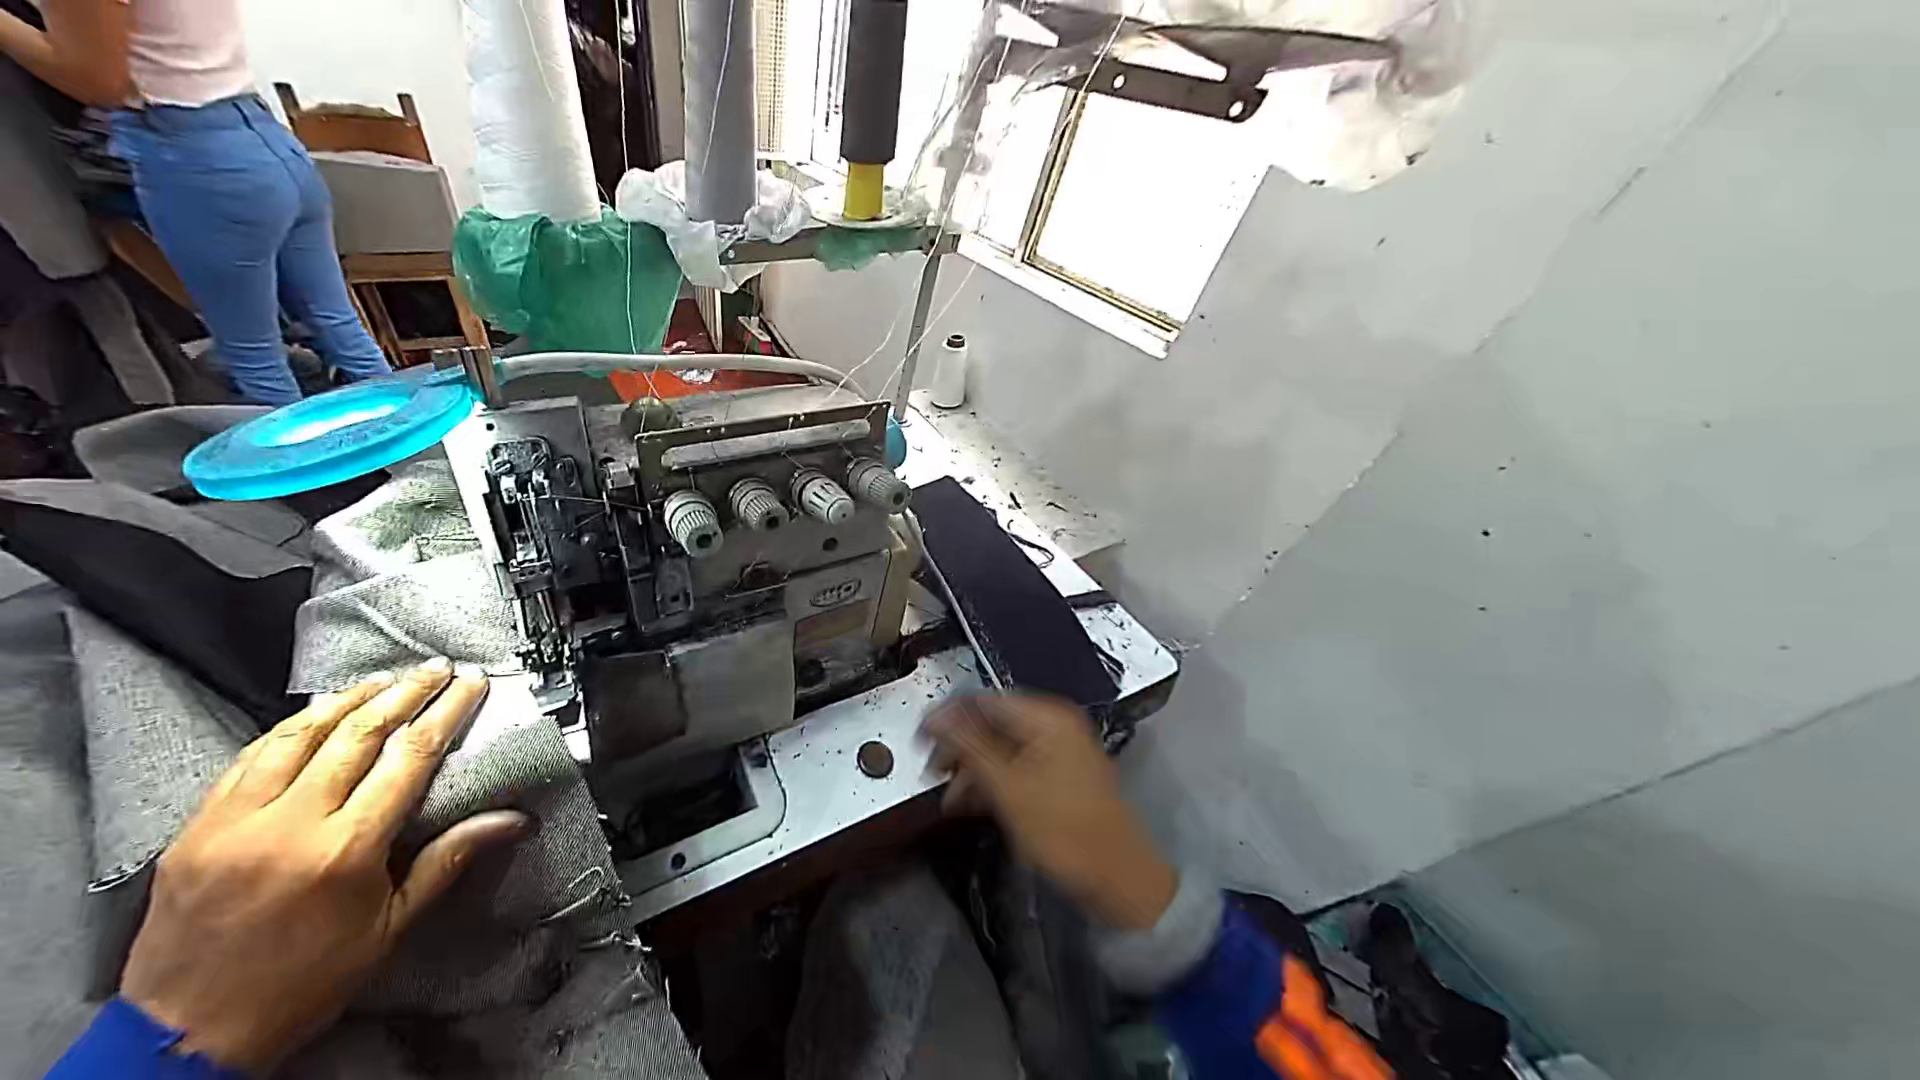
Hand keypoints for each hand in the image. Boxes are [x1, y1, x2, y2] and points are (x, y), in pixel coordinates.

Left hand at [120, 659, 530, 1074]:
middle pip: (357, 733)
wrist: (179, 1038)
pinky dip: (290, 727)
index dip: (446, 712)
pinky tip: (318, 712)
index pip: (409, 756)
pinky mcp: (194, 830)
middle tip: (437, 669)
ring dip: (350, 699)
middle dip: (405, 692)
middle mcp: (287, 825)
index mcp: (343, 849)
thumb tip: (514, 818)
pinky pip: (248, 759)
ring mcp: (232, 823)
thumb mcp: (391, 926)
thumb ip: (449, 859)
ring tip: (386, 678)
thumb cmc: (305, 981)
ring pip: (299, 735)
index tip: (471, 685)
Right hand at [923, 693, 1175, 930]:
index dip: (948, 718)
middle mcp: (1055, 725)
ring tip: (950, 797)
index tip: (921, 739)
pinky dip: (994, 781)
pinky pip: (1017, 766)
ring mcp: (1059, 750)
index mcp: (1047, 717)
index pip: (984, 700)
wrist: (1117, 879)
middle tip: (934, 771)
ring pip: (1002, 747)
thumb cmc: (1065, 832)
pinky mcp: (1059, 775)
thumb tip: (935, 717)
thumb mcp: (1006, 787)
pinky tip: (972, 803)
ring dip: (973, 769)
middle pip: (992, 723)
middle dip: (960, 748)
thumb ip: (968, 746)